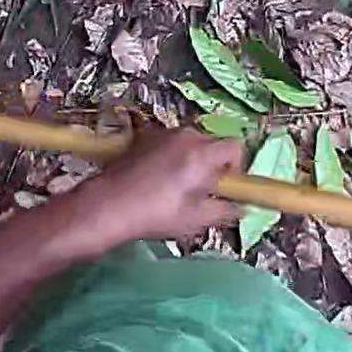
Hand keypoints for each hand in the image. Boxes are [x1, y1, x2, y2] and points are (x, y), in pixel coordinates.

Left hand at [67, 129, 241, 248]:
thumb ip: (224, 210)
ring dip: (193, 160)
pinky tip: (159, 178)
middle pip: (213, 144)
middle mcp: (185, 135)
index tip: (226, 188)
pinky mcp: (147, 135)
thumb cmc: (158, 212)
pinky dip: (174, 155)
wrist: (111, 202)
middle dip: (214, 165)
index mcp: (202, 153)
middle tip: (202, 192)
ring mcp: (164, 132)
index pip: (235, 147)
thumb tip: (240, 208)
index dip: (237, 167)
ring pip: (191, 142)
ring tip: (178, 187)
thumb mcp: (196, 219)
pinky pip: (172, 141)